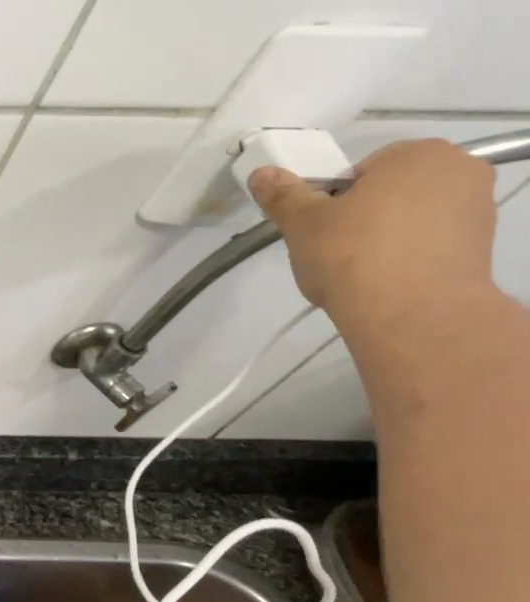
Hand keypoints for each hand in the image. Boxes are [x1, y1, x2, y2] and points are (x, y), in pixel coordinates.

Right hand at [247, 138, 498, 321]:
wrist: (409, 308)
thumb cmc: (351, 254)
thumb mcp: (303, 224)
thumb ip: (283, 196)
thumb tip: (261, 173)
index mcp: (417, 154)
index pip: (361, 170)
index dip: (332, 200)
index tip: (320, 229)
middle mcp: (458, 167)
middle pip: (390, 190)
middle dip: (362, 216)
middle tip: (334, 250)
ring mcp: (477, 203)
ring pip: (411, 215)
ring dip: (384, 235)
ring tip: (359, 269)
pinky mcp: (480, 239)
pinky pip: (430, 238)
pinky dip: (407, 253)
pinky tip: (386, 278)